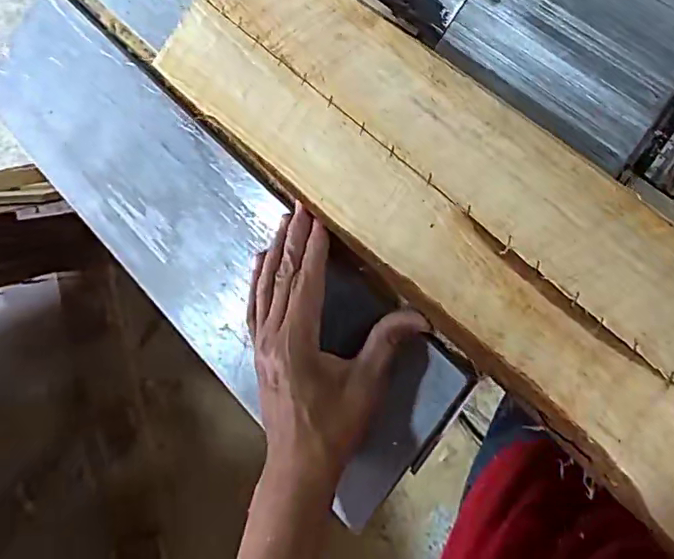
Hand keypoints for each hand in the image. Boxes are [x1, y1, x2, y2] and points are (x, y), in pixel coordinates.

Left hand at [247, 202, 429, 492]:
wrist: (297, 468)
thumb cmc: (333, 425)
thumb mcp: (365, 385)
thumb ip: (386, 344)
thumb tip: (419, 316)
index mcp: (297, 339)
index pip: (306, 281)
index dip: (314, 247)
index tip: (318, 216)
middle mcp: (274, 336)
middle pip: (283, 277)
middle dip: (294, 239)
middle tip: (299, 205)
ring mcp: (262, 344)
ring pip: (265, 287)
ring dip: (275, 252)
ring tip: (282, 222)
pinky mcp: (259, 352)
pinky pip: (254, 306)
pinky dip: (257, 279)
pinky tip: (259, 262)